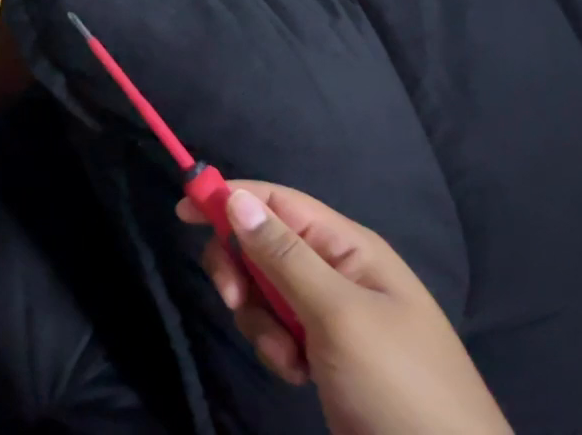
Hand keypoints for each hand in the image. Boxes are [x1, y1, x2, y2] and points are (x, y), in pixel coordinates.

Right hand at [179, 182, 510, 434]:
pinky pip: (277, 329)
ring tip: (288, 357)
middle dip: (242, 271)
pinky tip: (297, 374)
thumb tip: (236, 196)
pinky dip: (276, 348)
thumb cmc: (398, 385)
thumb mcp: (338, 315)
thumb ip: (283, 254)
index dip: (229, 198)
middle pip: (262, 245)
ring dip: (260, 321)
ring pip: (263, 291)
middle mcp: (337, 271)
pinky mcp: (323, 351)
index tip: (183, 210)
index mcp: (349, 247)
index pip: (278, 202)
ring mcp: (330, 314)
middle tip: (233, 299)